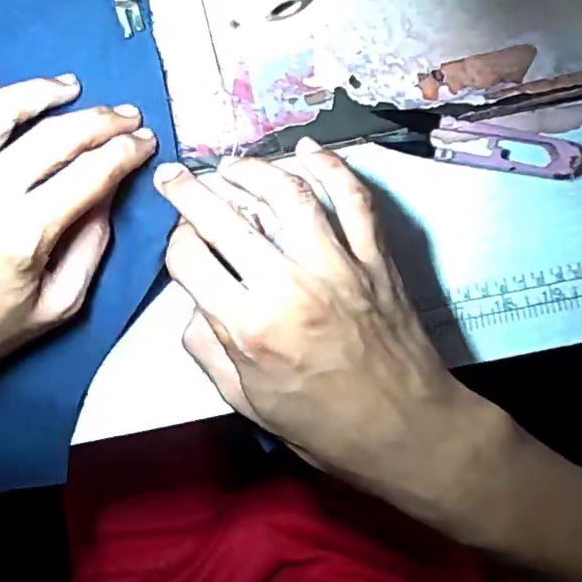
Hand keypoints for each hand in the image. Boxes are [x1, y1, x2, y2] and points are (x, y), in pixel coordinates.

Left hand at [0, 73, 156, 446]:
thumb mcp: (60, 304)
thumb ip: (91, 244)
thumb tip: (109, 190)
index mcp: (24, 232)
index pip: (91, 173)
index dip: (127, 151)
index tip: (146, 140)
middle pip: (54, 135)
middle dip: (102, 120)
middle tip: (127, 114)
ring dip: (41, 92)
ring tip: (71, 87)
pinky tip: (1, 84)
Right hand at [154, 140, 512, 526]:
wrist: (407, 431)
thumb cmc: (325, 427)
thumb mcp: (248, 402)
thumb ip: (210, 350)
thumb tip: (196, 305)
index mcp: (250, 328)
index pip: (191, 260)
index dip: (175, 245)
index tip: (180, 243)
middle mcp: (289, 286)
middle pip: (226, 218)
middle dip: (188, 190)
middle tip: (173, 174)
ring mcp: (337, 265)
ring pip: (288, 194)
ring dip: (252, 171)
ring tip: (232, 167)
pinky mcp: (375, 258)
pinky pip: (353, 200)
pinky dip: (331, 167)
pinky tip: (308, 150)